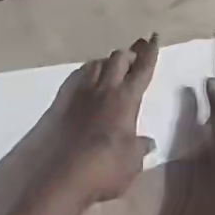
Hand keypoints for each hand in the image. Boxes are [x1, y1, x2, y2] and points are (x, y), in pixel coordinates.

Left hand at [49, 35, 159, 204]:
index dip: (150, 52)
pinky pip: (77, 76)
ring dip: (107, 63)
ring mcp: (80, 93)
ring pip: (96, 63)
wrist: (61, 177)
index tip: (154, 36)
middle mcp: (105, 88)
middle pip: (119, 58)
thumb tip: (148, 142)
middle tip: (134, 59)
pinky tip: (87, 82)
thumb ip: (140, 148)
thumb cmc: (105, 169)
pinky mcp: (61, 102)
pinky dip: (87, 73)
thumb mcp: (132, 163)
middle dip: (129, 55)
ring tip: (111, 69)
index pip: (143, 69)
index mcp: (126, 99)